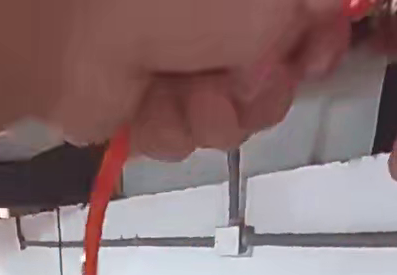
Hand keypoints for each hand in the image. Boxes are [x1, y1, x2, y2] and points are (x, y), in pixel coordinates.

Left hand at [48, 0, 351, 160]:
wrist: (70, 31)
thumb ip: (313, 5)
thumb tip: (326, 20)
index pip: (314, 19)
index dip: (322, 44)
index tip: (316, 56)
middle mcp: (222, 19)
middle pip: (278, 81)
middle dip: (262, 92)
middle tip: (238, 82)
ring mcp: (185, 64)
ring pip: (232, 121)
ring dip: (213, 115)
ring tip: (184, 90)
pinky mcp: (151, 108)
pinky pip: (185, 139)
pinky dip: (171, 127)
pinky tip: (151, 105)